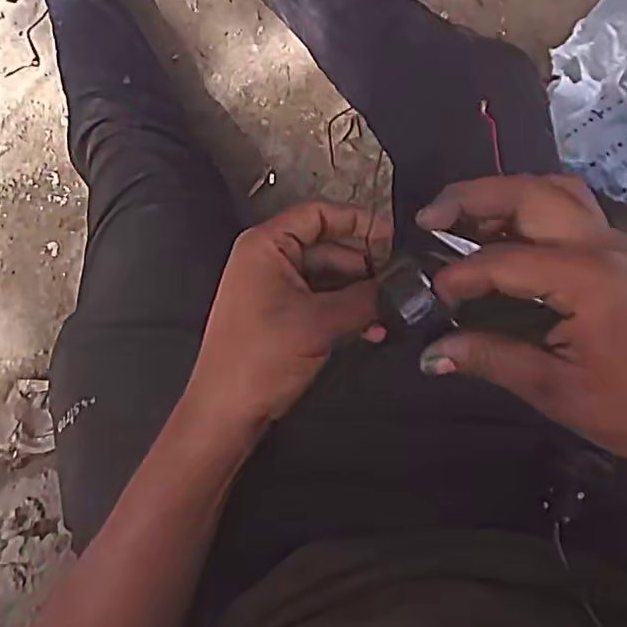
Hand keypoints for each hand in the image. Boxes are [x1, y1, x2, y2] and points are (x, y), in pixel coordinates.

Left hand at [182, 200, 388, 437]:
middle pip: (329, 246)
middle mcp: (267, 260)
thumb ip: (366, 298)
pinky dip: (347, 310)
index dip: (358, 222)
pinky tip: (372, 326)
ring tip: (389, 308)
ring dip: (360, 292)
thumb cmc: (253, 363)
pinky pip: (321, 300)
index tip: (390, 237)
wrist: (227, 412)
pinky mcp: (281, 314)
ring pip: (329, 276)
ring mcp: (273, 288)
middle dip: (365, 264)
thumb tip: (398, 285)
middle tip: (398, 279)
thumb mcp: (321, 323)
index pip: (319, 214)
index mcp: (265, 246)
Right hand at [416, 175, 626, 460]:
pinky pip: (567, 206)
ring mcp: (615, 242)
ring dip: (503, 194)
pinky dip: (527, 205)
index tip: (431, 296)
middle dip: (472, 198)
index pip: (505, 260)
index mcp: (589, 279)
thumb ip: (490, 358)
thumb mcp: (554, 389)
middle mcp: (604, 246)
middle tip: (428, 218)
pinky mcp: (618, 251)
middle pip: (529, 194)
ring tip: (462, 218)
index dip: (460, 275)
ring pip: (552, 189)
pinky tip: (504, 232)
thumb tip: (431, 354)